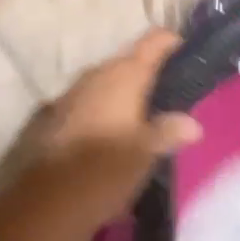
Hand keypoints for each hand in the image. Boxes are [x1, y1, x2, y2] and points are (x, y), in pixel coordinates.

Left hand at [29, 29, 202, 209]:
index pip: (155, 40)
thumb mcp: (146, 153)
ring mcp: (74, 91)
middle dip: (148, 74)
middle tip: (168, 96)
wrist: (46, 199)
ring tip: (142, 118)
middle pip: (130, 61)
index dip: (172, 42)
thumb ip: (169, 132)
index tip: (187, 54)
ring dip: (124, 93)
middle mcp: (98, 73)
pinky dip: (104, 109)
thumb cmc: (106, 169)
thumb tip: (193, 125)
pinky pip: (90, 100)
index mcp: (125, 74)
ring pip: (107, 81)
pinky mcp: (56, 113)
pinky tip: (111, 134)